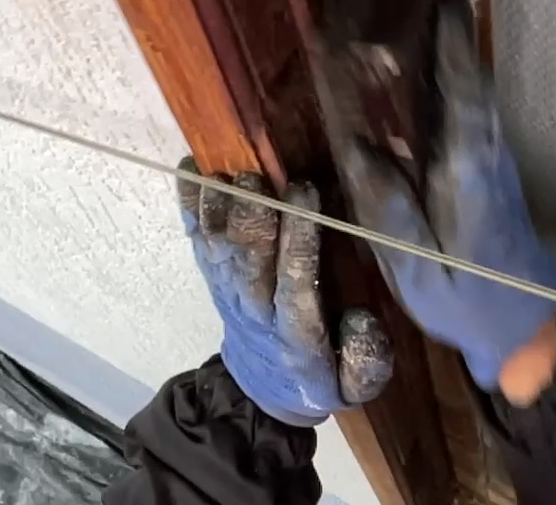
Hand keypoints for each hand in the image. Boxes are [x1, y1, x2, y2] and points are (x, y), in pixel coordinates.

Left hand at [178, 160, 394, 425]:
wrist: (261, 386)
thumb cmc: (318, 374)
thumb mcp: (354, 388)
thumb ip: (366, 360)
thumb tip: (364, 320)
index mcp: (295, 330)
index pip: (295, 278)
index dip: (299, 234)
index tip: (306, 191)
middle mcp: (253, 303)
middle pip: (249, 255)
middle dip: (254, 213)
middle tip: (263, 175)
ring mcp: (225, 285)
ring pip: (218, 241)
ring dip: (221, 204)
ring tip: (231, 169)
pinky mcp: (209, 270)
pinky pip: (194, 234)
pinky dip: (189, 200)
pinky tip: (191, 167)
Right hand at [321, 0, 555, 398]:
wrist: (526, 322)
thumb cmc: (467, 298)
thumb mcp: (417, 271)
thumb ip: (389, 210)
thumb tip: (361, 148)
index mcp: (469, 175)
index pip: (463, 97)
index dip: (454, 46)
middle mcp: (487, 152)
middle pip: (469, 79)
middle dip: (449, 30)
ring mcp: (492, 154)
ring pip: (470, 89)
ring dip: (447, 46)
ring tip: (411, 8)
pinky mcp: (488, 161)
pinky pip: (465, 104)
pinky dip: (446, 73)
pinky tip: (417, 62)